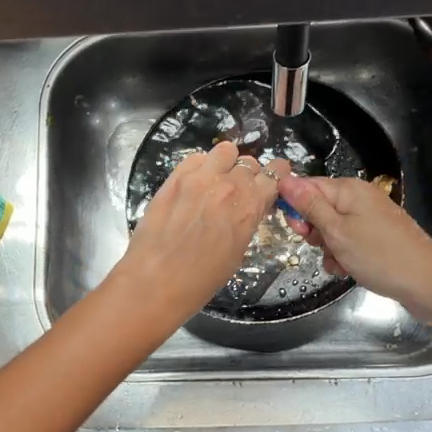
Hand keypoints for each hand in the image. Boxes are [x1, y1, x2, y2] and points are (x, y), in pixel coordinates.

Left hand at [112, 141, 284, 325]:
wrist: (156, 280)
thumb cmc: (201, 279)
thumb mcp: (238, 251)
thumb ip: (247, 220)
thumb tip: (246, 209)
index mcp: (250, 205)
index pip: (275, 174)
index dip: (275, 176)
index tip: (271, 182)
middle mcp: (228, 184)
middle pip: (248, 163)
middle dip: (247, 175)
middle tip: (238, 192)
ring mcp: (199, 177)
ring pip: (224, 151)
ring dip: (225, 163)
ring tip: (216, 181)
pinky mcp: (174, 177)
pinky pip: (195, 158)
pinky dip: (200, 166)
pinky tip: (194, 184)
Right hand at [277, 174, 431, 327]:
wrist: (428, 283)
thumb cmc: (380, 256)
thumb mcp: (337, 232)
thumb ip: (310, 206)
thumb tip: (286, 180)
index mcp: (349, 190)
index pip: (308, 186)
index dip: (296, 206)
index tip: (297, 230)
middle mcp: (360, 199)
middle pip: (319, 209)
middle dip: (314, 231)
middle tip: (321, 246)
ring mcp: (370, 220)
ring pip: (332, 230)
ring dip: (328, 248)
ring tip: (339, 263)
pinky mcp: (377, 239)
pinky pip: (348, 242)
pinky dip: (343, 256)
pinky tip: (347, 270)